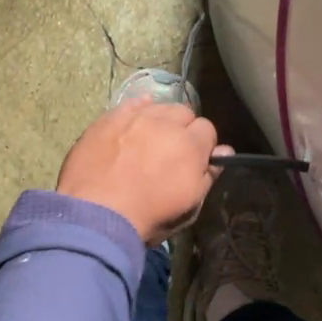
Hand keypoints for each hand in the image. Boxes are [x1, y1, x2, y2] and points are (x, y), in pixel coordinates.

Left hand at [57, 98, 232, 243]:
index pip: (208, 130)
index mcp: (190, 145)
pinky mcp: (108, 119)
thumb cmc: (149, 217)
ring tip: (149, 140)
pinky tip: (135, 118)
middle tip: (170, 152)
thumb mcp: (189, 207)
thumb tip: (224, 151)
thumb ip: (208, 175)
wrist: (97, 216)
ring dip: (159, 119)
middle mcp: (165, 123)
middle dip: (182, 129)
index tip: (194, 161)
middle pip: (183, 112)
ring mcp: (134, 118)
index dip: (203, 145)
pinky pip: (130, 104)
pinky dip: (137, 108)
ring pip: (157, 106)